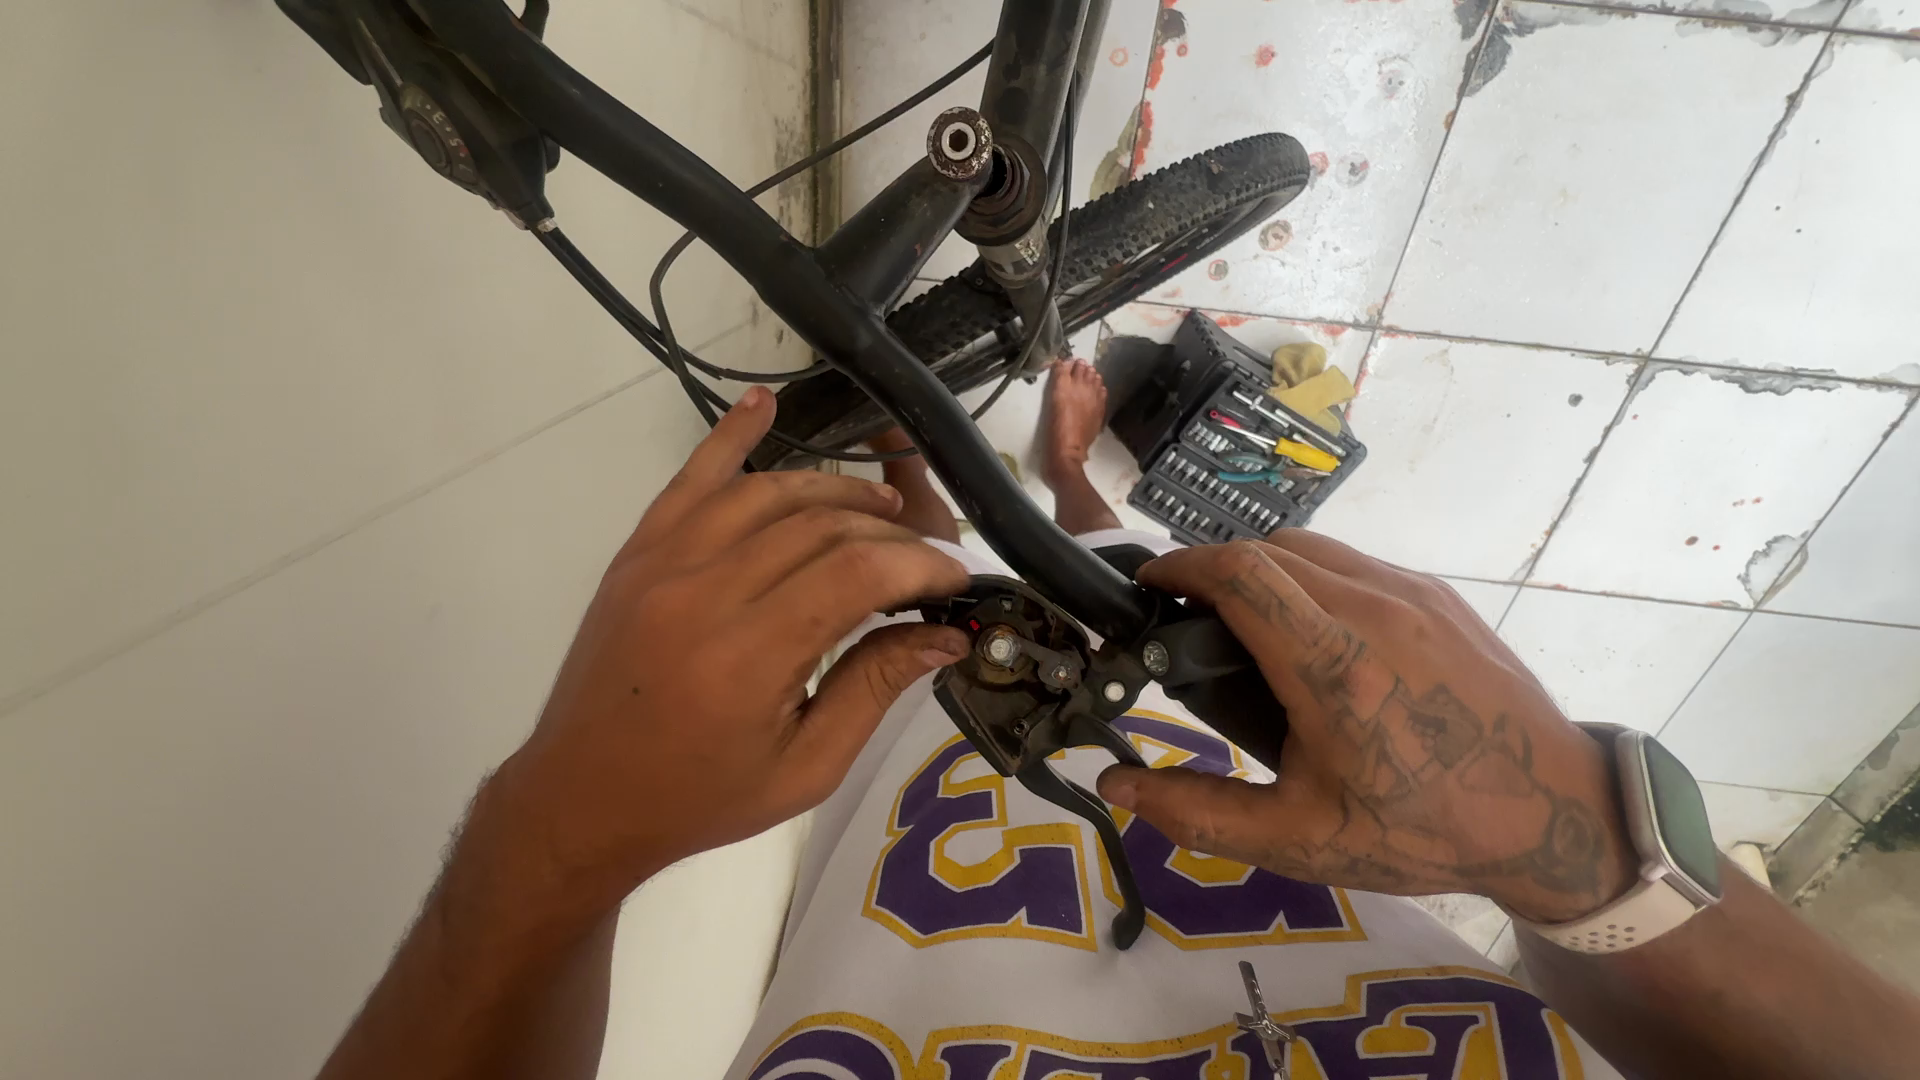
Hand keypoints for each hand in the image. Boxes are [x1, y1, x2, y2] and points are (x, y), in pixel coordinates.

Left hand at [487, 387, 970, 913]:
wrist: (581, 799)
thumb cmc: (702, 797)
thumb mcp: (807, 766)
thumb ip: (874, 688)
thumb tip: (944, 635)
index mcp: (749, 658)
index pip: (858, 574)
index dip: (920, 565)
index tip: (955, 577)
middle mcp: (705, 594)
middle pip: (823, 528)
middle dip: (892, 536)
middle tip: (925, 561)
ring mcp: (664, 563)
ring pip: (771, 494)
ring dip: (838, 491)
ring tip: (881, 508)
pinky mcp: (639, 552)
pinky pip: (692, 477)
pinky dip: (732, 435)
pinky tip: (766, 402)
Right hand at [1096, 532, 1637, 923]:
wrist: (1559, 818)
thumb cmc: (1419, 830)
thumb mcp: (1298, 839)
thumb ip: (1197, 812)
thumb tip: (1114, 787)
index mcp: (1331, 664)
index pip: (1238, 572)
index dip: (1180, 566)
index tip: (1149, 584)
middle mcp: (1369, 608)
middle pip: (1262, 550)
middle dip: (1210, 569)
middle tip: (1187, 617)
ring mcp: (1409, 592)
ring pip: (1305, 546)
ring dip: (1256, 568)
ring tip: (1243, 620)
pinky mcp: (1435, 592)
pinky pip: (1347, 561)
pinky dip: (1304, 574)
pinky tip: (1309, 626)